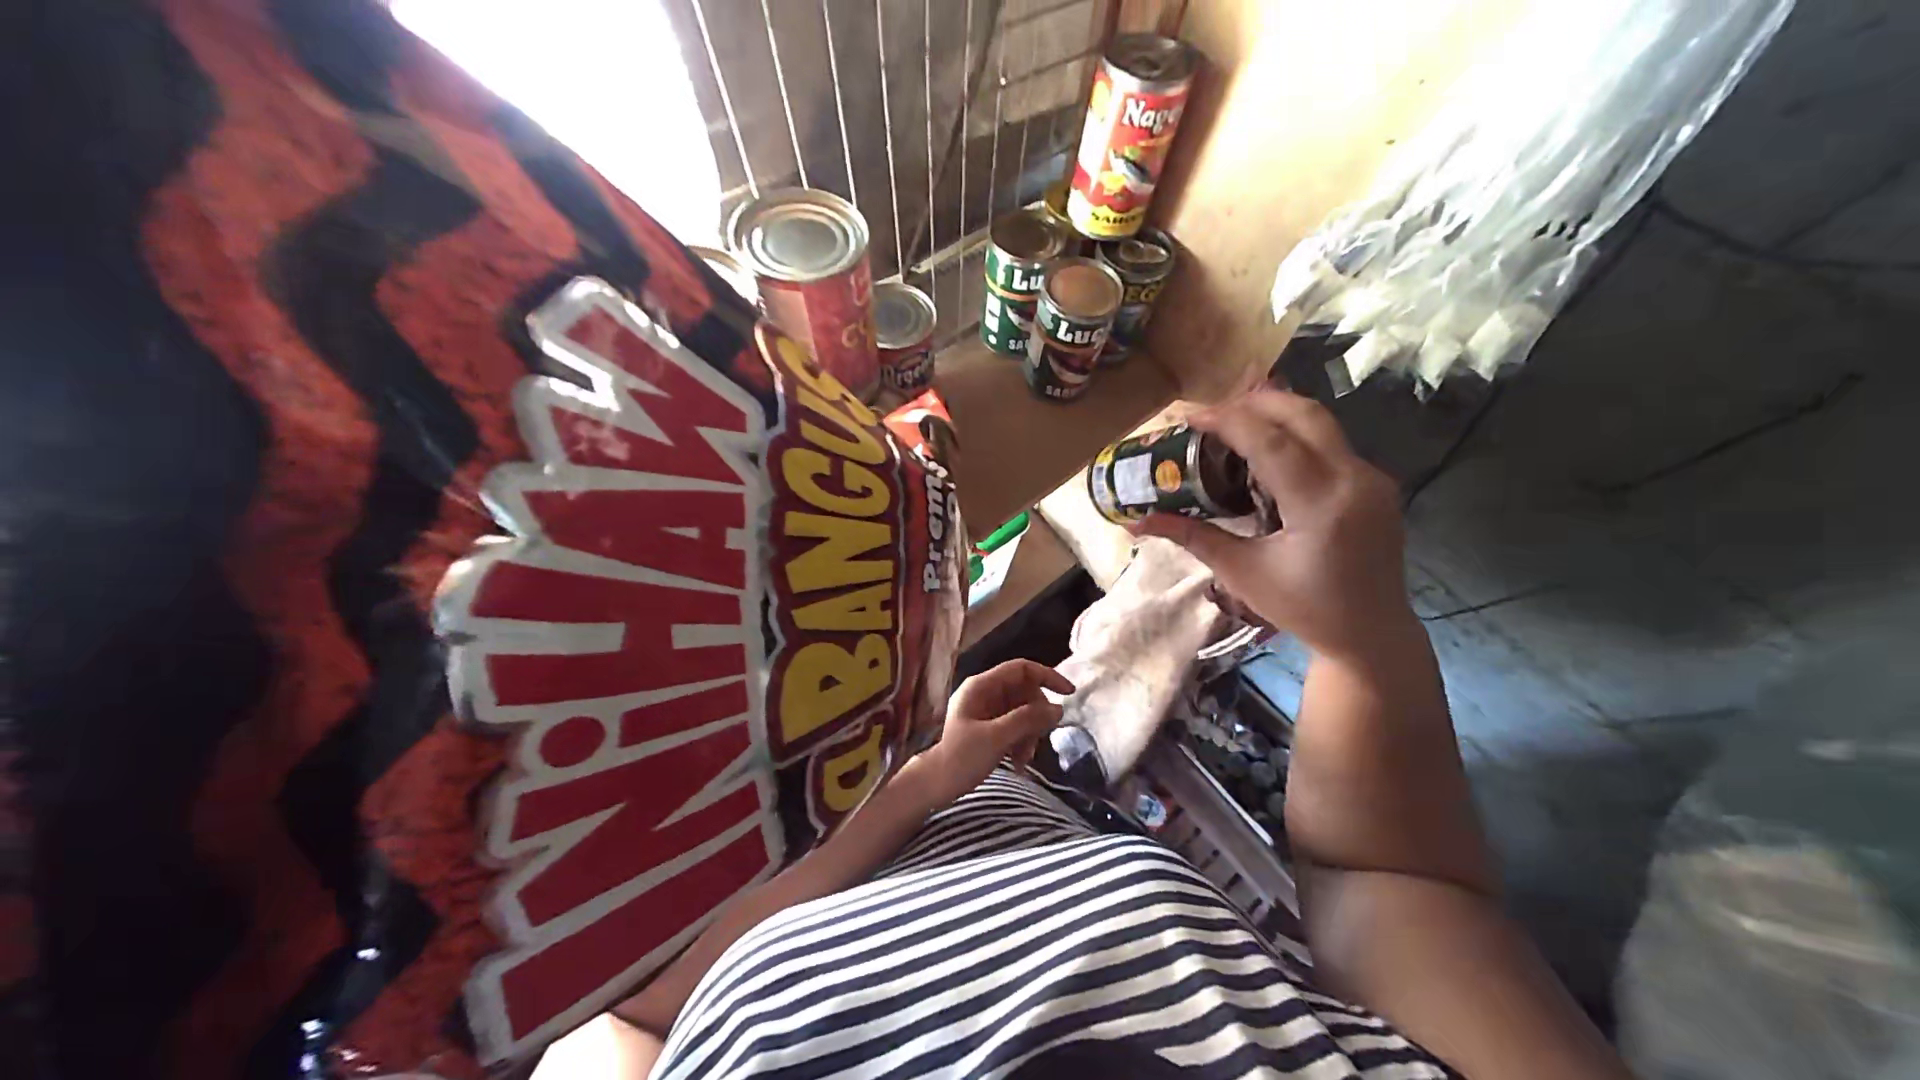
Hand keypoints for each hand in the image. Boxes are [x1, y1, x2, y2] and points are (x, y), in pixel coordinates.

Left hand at [912, 660, 1074, 807]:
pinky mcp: (991, 728)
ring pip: (1024, 711)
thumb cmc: (961, 758)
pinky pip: (1017, 726)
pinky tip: (1019, 762)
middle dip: (1036, 716)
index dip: (1047, 676)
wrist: (937, 785)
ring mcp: (988, 710)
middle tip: (1039, 738)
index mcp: (981, 686)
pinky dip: (1022, 741)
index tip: (1068, 693)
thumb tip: (1057, 708)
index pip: (1021, 669)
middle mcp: (986, 693)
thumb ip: (1027, 720)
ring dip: (1030, 733)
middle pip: (1026, 692)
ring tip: (1024, 758)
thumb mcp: (996, 738)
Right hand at [1134, 388, 1414, 663]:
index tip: (1189, 417)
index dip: (1227, 421)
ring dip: (1276, 414)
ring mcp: (1371, 478)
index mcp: (1320, 505)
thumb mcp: (1242, 573)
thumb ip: (1192, 536)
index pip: (1270, 442)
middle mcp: (1354, 479)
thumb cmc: (1304, 608)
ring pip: (1321, 422)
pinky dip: (1294, 435)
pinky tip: (1267, 454)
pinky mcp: (1375, 483)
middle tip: (1212, 413)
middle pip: (1303, 414)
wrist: (1372, 633)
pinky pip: (1331, 443)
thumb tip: (1137, 521)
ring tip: (1234, 425)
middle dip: (1255, 402)